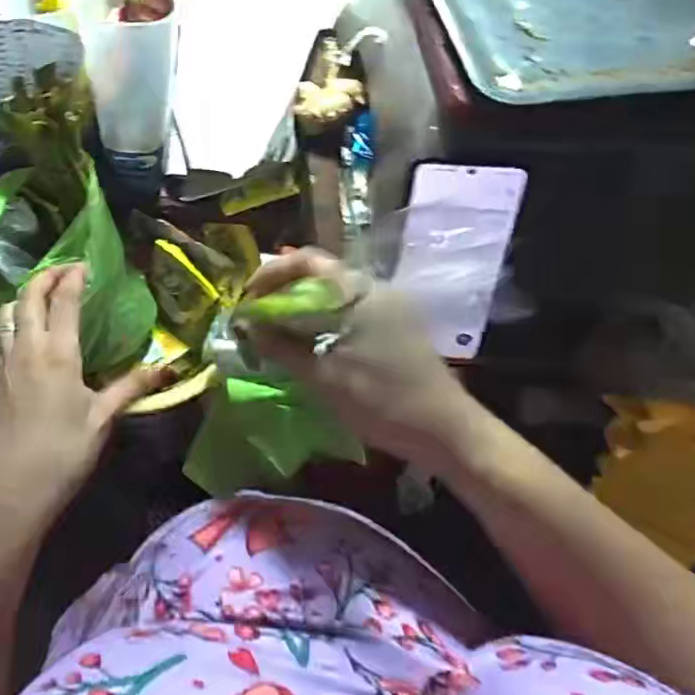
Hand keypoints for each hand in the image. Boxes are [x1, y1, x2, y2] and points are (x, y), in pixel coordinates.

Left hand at [0, 265, 163, 521]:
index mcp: (58, 353)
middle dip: (46, 275)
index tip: (84, 265)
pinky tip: (22, 333)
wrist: (9, 489)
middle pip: (29, 295)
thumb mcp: (102, 421)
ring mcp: (3, 361)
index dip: (73, 277)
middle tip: (64, 271)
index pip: (63, 300)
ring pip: (7, 311)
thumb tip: (167, 369)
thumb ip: (130, 388)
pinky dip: (11, 320)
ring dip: (23, 296)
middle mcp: (27, 347)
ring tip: (41, 298)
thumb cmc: (62, 454)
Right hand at [243, 247, 491, 471]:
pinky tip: (303, 343)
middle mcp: (373, 290)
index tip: (247, 298)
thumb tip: (246, 327)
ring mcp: (386, 308)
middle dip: (280, 291)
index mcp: (358, 292)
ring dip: (298, 306)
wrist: (448, 433)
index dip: (271, 273)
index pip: (306, 261)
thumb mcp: (322, 375)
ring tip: (272, 330)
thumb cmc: (382, 400)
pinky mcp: (391, 327)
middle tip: (254, 315)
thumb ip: (280, 346)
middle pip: (317, 274)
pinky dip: (317, 319)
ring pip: (330, 294)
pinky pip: (345, 310)